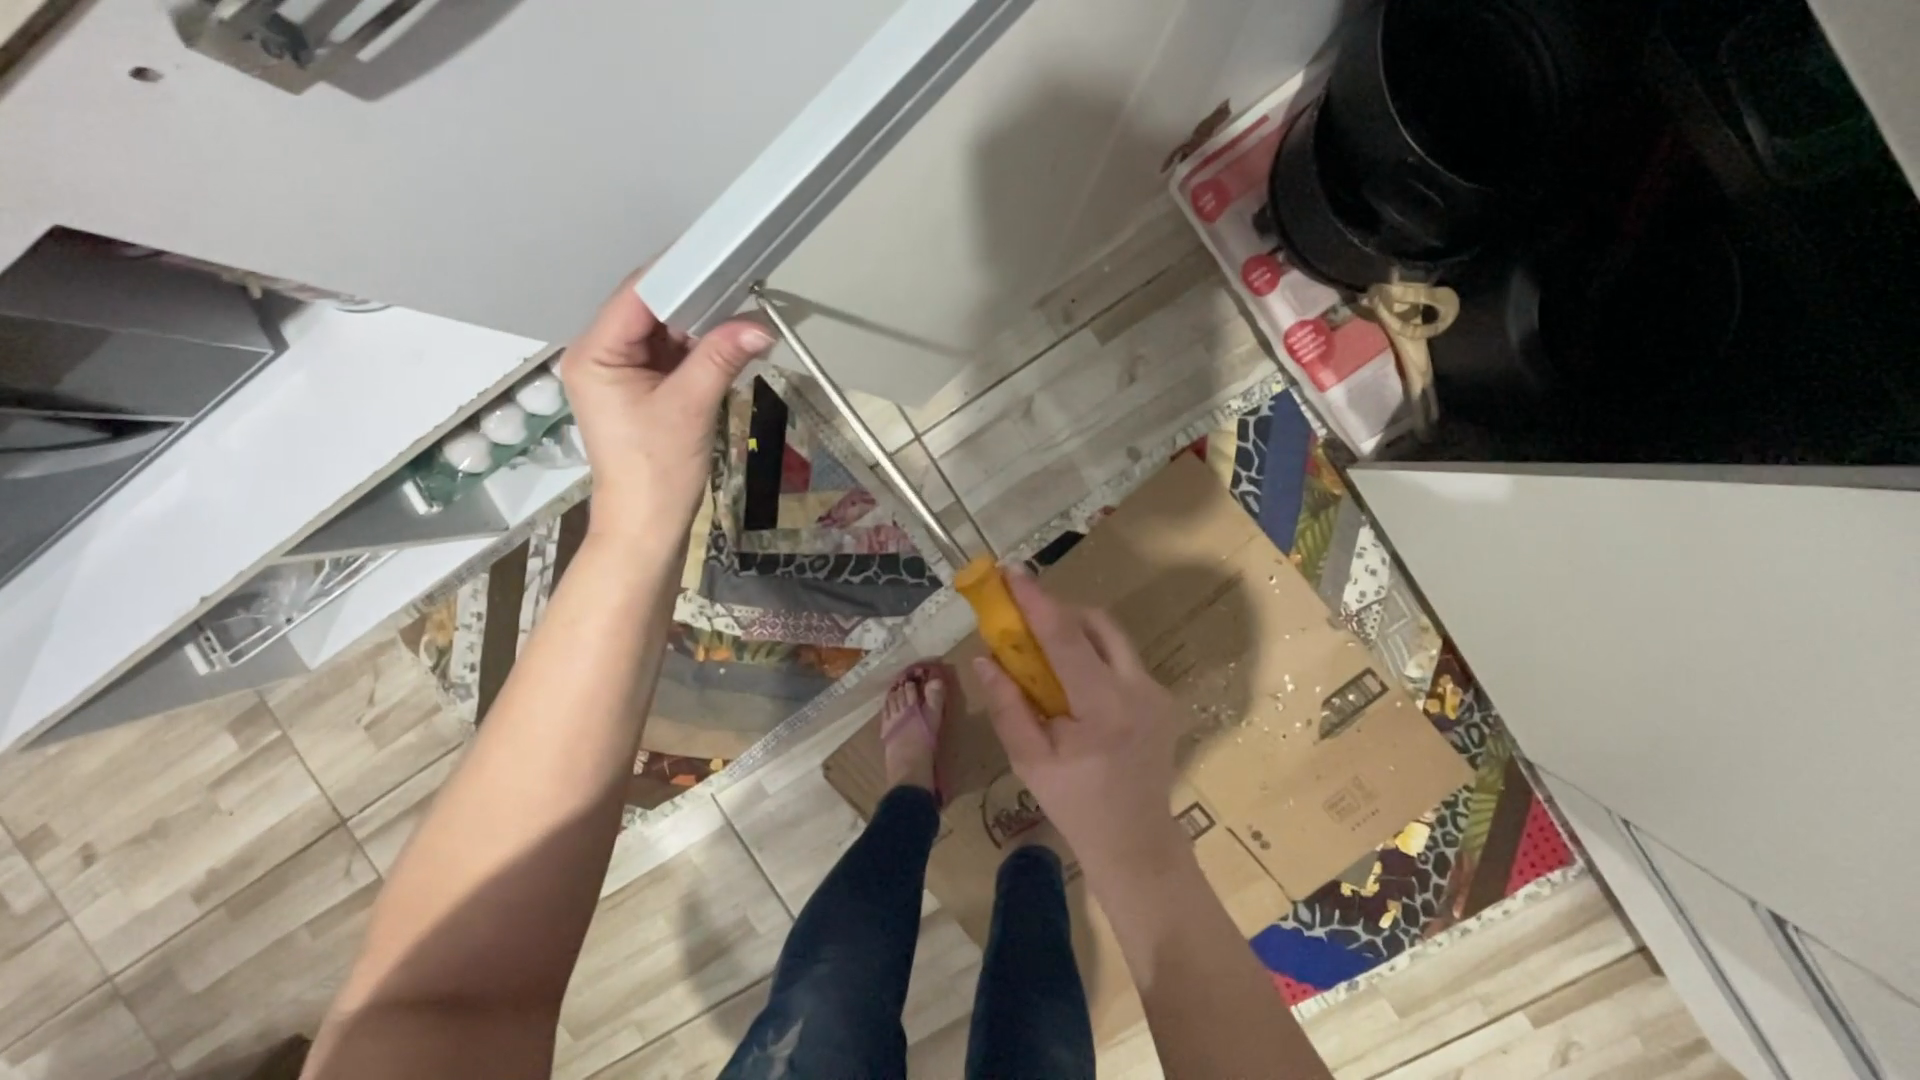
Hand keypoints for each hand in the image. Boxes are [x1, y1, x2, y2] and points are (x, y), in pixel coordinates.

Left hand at [557, 274, 773, 540]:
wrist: (648, 524)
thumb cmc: (656, 471)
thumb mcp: (690, 406)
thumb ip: (722, 357)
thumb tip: (760, 324)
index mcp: (595, 354)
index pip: (638, 295)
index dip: (680, 275)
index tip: (722, 258)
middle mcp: (601, 355)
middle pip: (651, 309)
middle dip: (697, 300)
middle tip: (742, 285)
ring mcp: (621, 372)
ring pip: (665, 331)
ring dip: (702, 325)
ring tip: (742, 311)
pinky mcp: (642, 388)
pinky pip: (672, 354)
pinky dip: (700, 349)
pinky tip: (729, 341)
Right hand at [973, 569, 1185, 877]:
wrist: (1136, 841)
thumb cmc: (1075, 805)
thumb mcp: (1030, 761)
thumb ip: (1008, 705)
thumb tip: (984, 657)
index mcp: (1104, 708)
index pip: (1066, 638)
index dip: (1036, 602)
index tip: (1011, 574)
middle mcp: (1139, 690)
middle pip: (1098, 624)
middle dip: (1059, 611)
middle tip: (1023, 616)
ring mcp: (1158, 693)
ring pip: (1114, 638)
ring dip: (1077, 632)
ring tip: (1043, 649)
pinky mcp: (1163, 699)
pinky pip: (1123, 661)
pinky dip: (1093, 656)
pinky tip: (1072, 682)